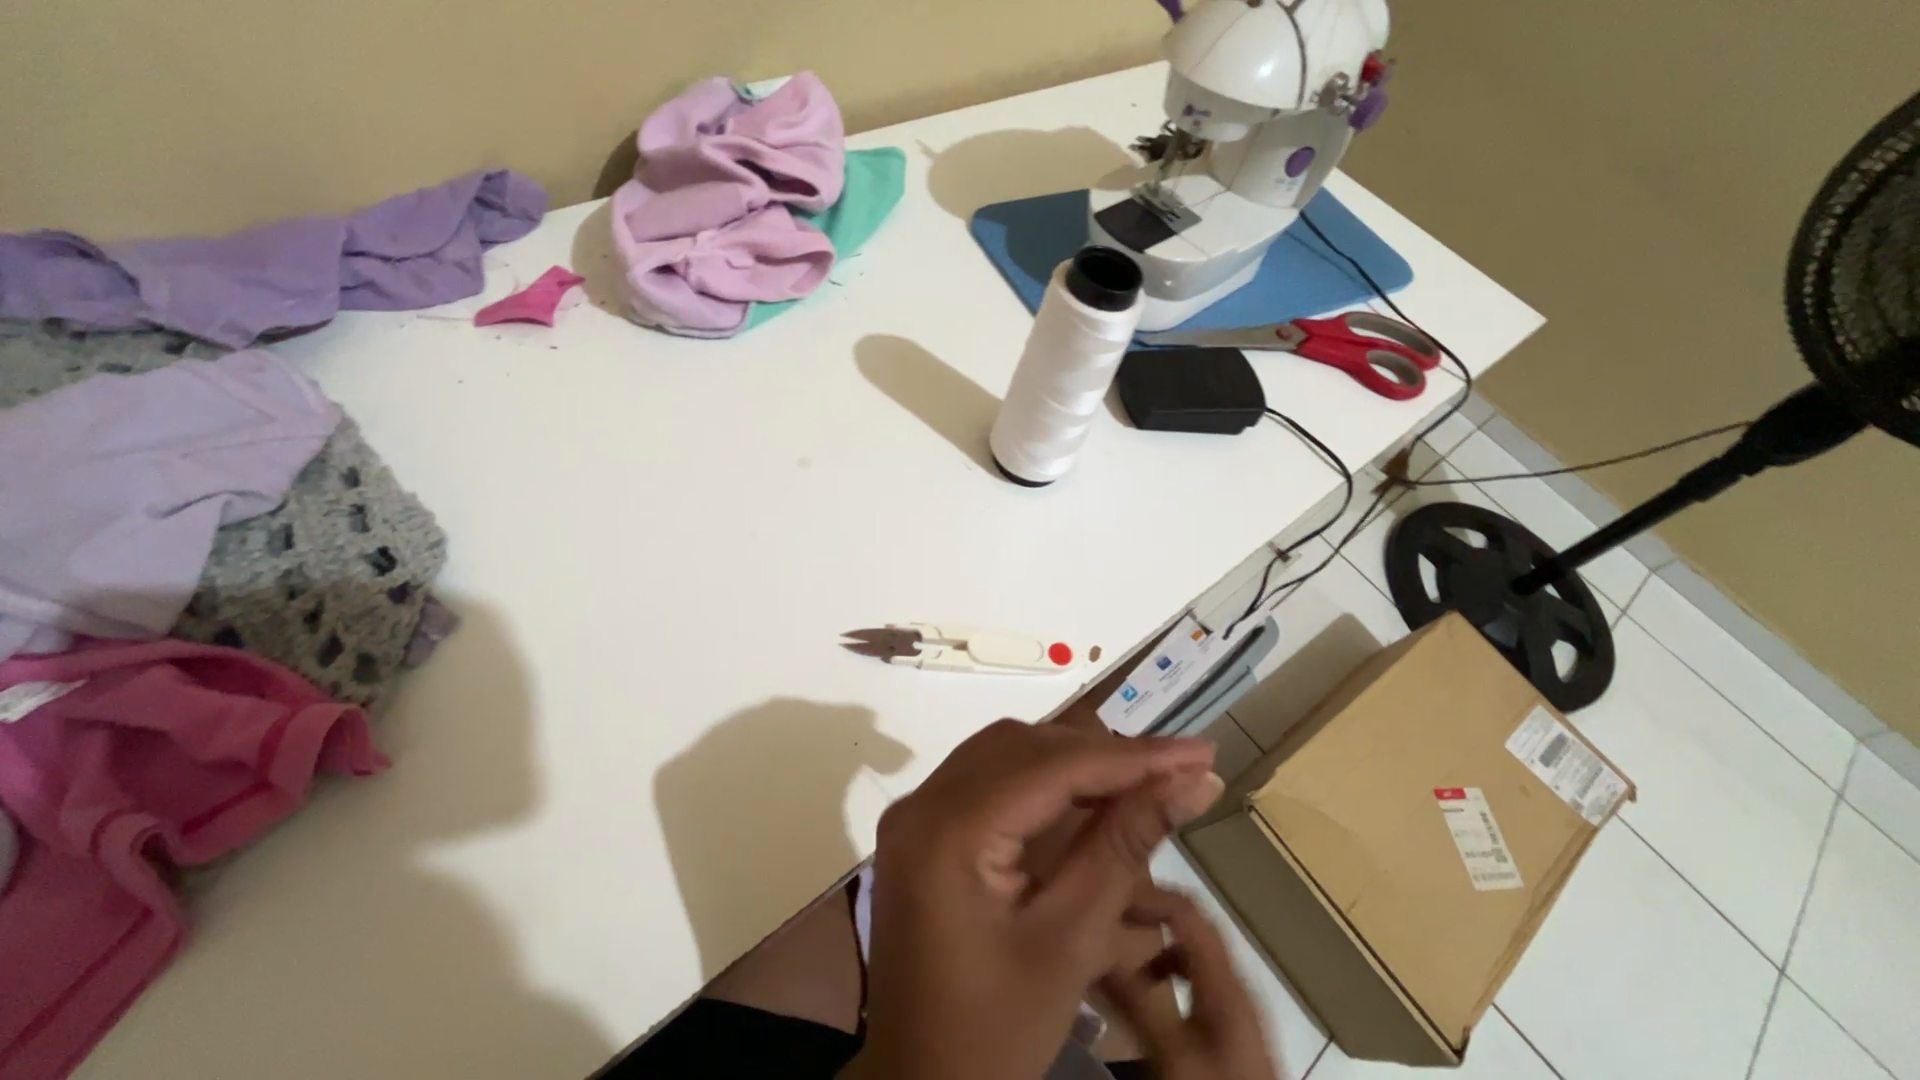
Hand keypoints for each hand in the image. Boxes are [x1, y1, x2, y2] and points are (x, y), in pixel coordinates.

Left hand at [843, 719, 1222, 1079]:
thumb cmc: (997, 1028)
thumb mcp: (1071, 938)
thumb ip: (1125, 845)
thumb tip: (1194, 780)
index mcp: (947, 832)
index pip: (1051, 766)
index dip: (1132, 757)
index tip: (1201, 753)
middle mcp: (920, 805)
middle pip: (1024, 749)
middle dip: (1105, 754)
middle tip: (1180, 768)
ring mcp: (914, 817)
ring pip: (1006, 756)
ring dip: (1076, 763)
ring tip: (1147, 780)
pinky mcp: (922, 833)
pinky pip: (988, 782)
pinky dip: (1043, 784)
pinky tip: (1092, 799)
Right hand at [1101, 888, 1279, 1079]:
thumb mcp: (1171, 1056)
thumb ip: (1134, 1001)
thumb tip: (1093, 952)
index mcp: (1225, 981)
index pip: (1187, 911)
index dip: (1147, 898)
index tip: (1104, 904)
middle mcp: (1235, 982)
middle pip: (1191, 926)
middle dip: (1148, 916)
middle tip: (1103, 922)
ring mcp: (1237, 1004)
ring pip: (1193, 953)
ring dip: (1155, 946)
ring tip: (1116, 961)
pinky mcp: (1232, 1027)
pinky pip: (1196, 980)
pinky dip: (1166, 973)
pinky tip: (1145, 998)